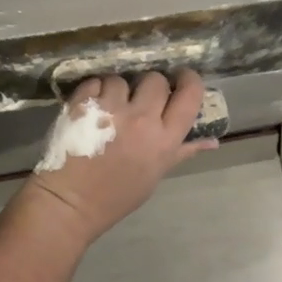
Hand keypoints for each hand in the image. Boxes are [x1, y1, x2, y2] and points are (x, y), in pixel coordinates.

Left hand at [23, 70, 217, 244]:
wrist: (69, 203)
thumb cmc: (116, 195)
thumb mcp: (155, 175)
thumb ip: (182, 151)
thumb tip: (212, 140)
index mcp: (164, 140)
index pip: (190, 95)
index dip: (189, 80)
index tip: (181, 78)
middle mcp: (141, 119)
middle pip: (155, 79)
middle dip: (149, 86)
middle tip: (139, 101)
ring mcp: (111, 109)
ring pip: (122, 79)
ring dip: (118, 90)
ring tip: (110, 109)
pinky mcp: (83, 103)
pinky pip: (96, 82)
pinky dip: (94, 91)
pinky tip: (91, 109)